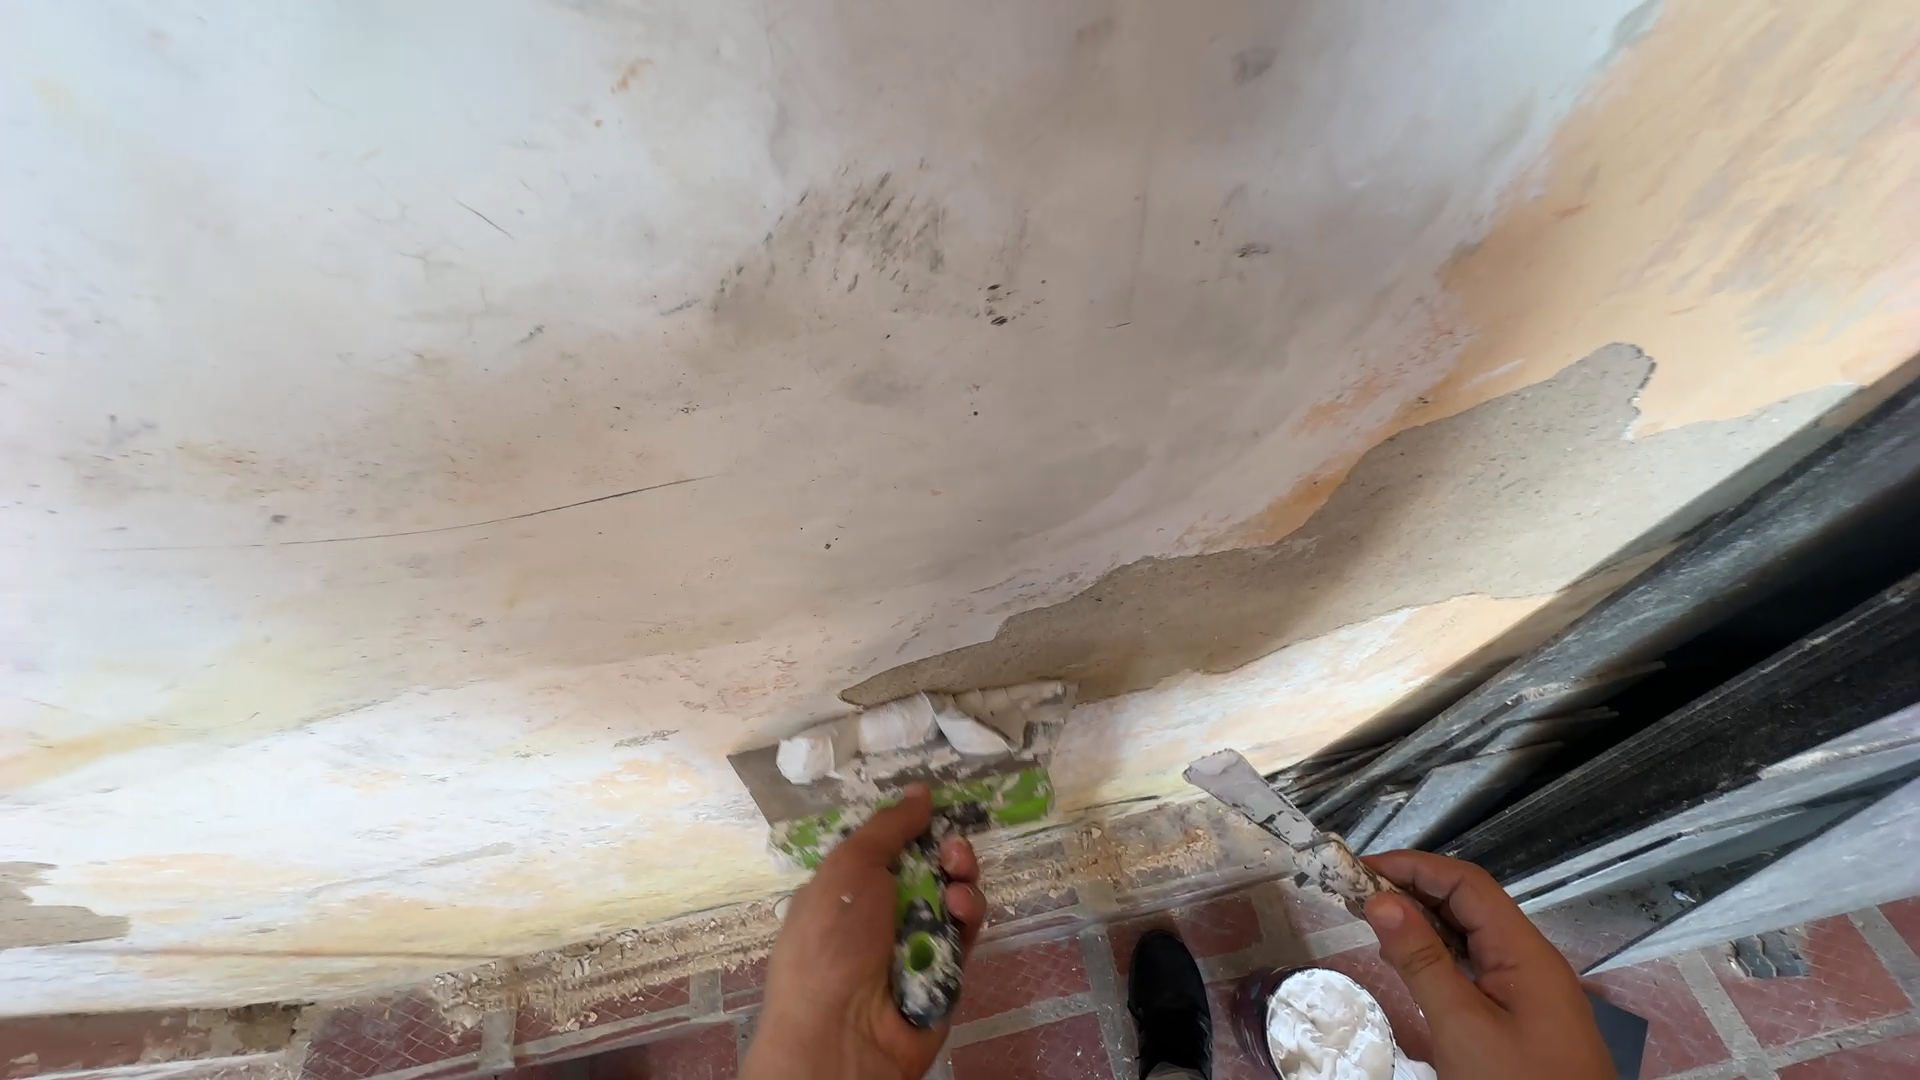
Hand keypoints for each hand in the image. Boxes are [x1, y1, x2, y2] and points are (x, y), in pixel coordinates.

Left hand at [741, 784, 985, 1079]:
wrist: (841, 1034)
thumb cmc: (833, 938)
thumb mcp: (850, 867)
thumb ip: (889, 827)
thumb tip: (920, 790)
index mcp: (849, 885)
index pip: (889, 846)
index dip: (914, 827)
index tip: (935, 810)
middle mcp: (881, 911)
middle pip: (928, 866)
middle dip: (947, 851)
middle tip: (953, 849)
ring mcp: (913, 942)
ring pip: (952, 895)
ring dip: (960, 881)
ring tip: (956, 884)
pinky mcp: (943, 970)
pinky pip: (964, 932)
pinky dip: (966, 917)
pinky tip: (959, 912)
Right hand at [1361, 851, 1613, 1079]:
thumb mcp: (1462, 1026)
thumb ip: (1420, 959)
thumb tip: (1378, 899)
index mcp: (1525, 952)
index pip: (1466, 883)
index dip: (1413, 866)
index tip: (1361, 869)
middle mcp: (1530, 960)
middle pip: (1466, 903)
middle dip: (1410, 889)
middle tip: (1356, 894)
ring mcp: (1527, 989)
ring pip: (1467, 932)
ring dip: (1419, 920)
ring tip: (1371, 922)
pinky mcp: (1519, 1014)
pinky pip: (1471, 963)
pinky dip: (1434, 952)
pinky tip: (1404, 962)